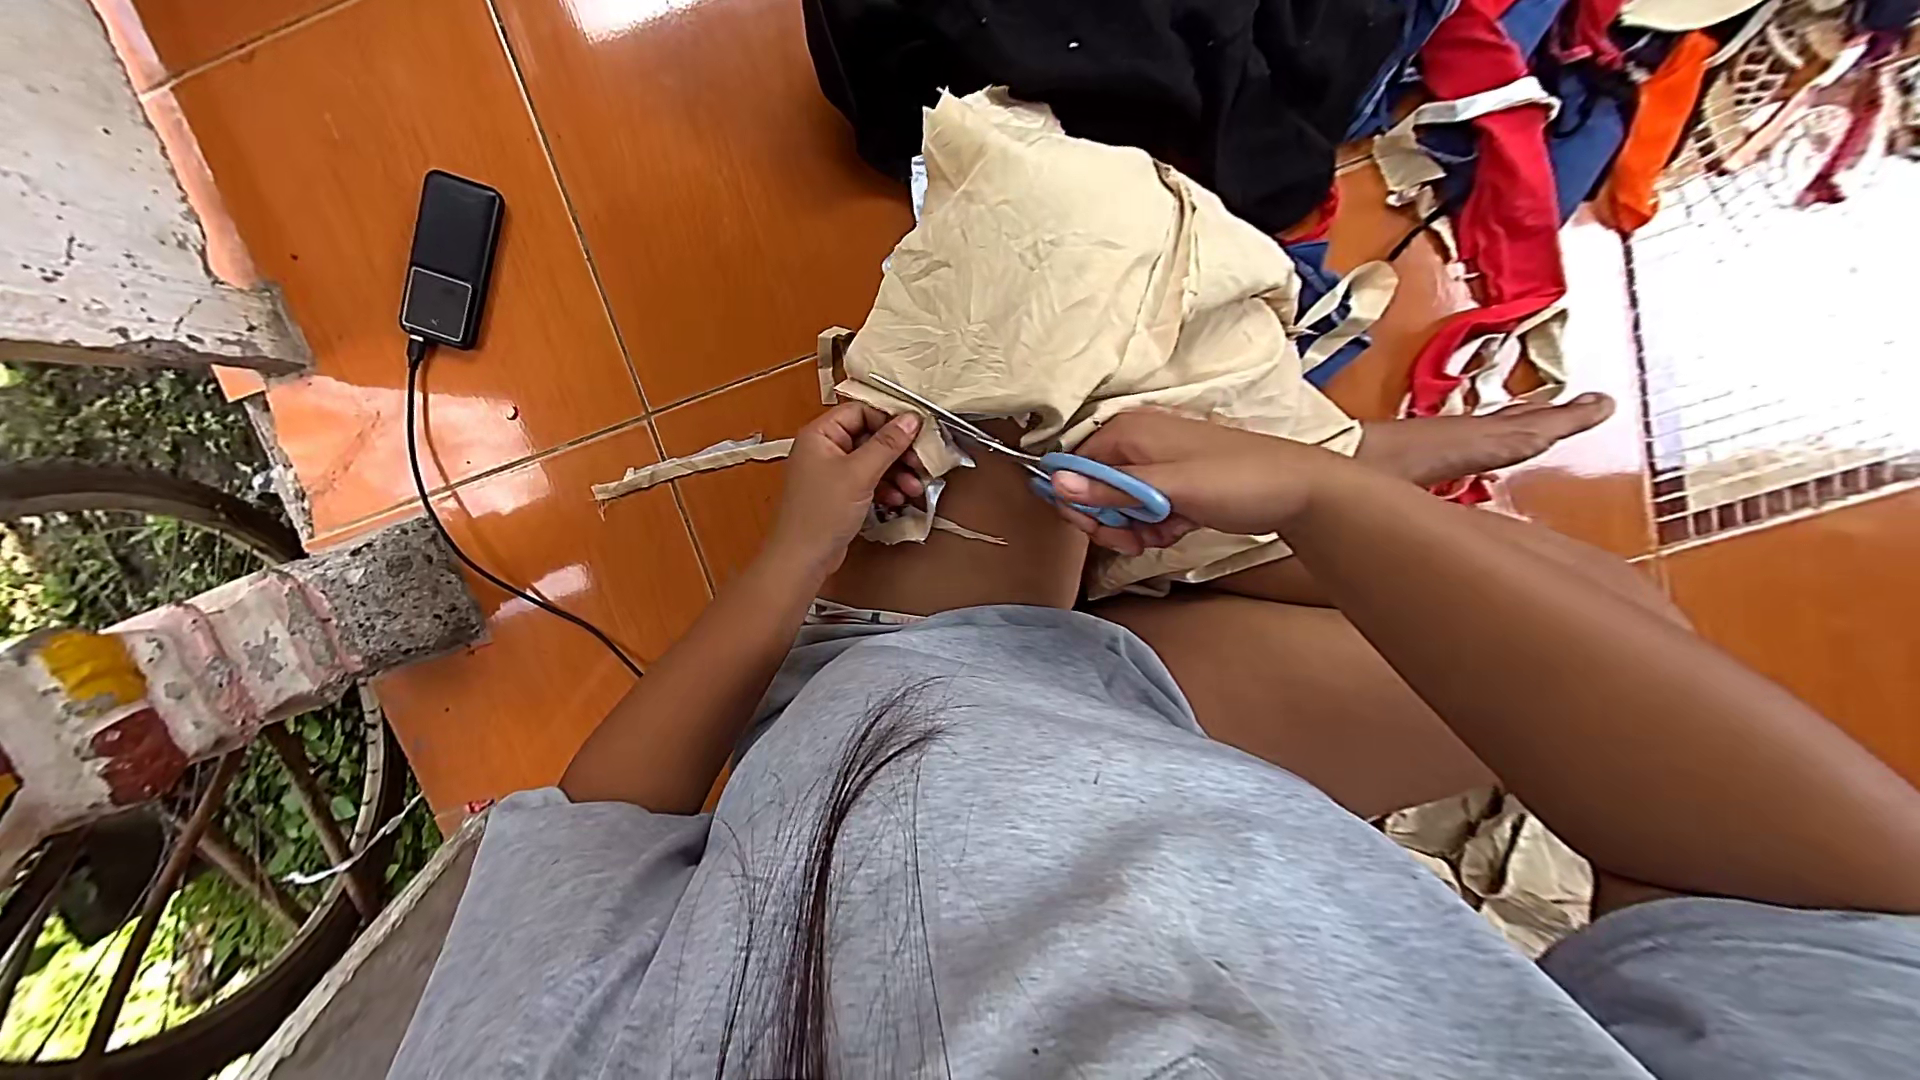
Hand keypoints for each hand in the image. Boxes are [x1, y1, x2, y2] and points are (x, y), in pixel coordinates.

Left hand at [765, 403, 921, 575]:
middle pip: (870, 437)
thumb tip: (911, 418)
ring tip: (914, 487)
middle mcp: (824, 449)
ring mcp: (832, 472)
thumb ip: (887, 444)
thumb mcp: (859, 474)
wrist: (802, 559)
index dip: (889, 420)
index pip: (861, 412)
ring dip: (896, 472)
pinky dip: (886, 487)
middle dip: (898, 452)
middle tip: (920, 463)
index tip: (916, 432)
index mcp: (820, 434)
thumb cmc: (821, 513)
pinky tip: (899, 498)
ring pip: (872, 461)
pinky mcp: (840, 494)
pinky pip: (868, 481)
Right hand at [1048, 410, 1351, 554]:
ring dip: (1132, 528)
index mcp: (1128, 432)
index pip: (1073, 467)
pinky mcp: (1170, 483)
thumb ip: (1110, 488)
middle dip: (1108, 520)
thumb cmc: (1237, 480)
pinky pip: (1141, 509)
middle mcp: (1136, 443)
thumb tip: (1055, 484)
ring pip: (1116, 504)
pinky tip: (1175, 529)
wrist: (1298, 491)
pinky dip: (1152, 526)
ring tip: (1160, 533)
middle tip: (1132, 538)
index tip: (1097, 528)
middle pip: (1092, 489)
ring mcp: (1154, 464)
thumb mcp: (1168, 489)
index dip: (1078, 502)